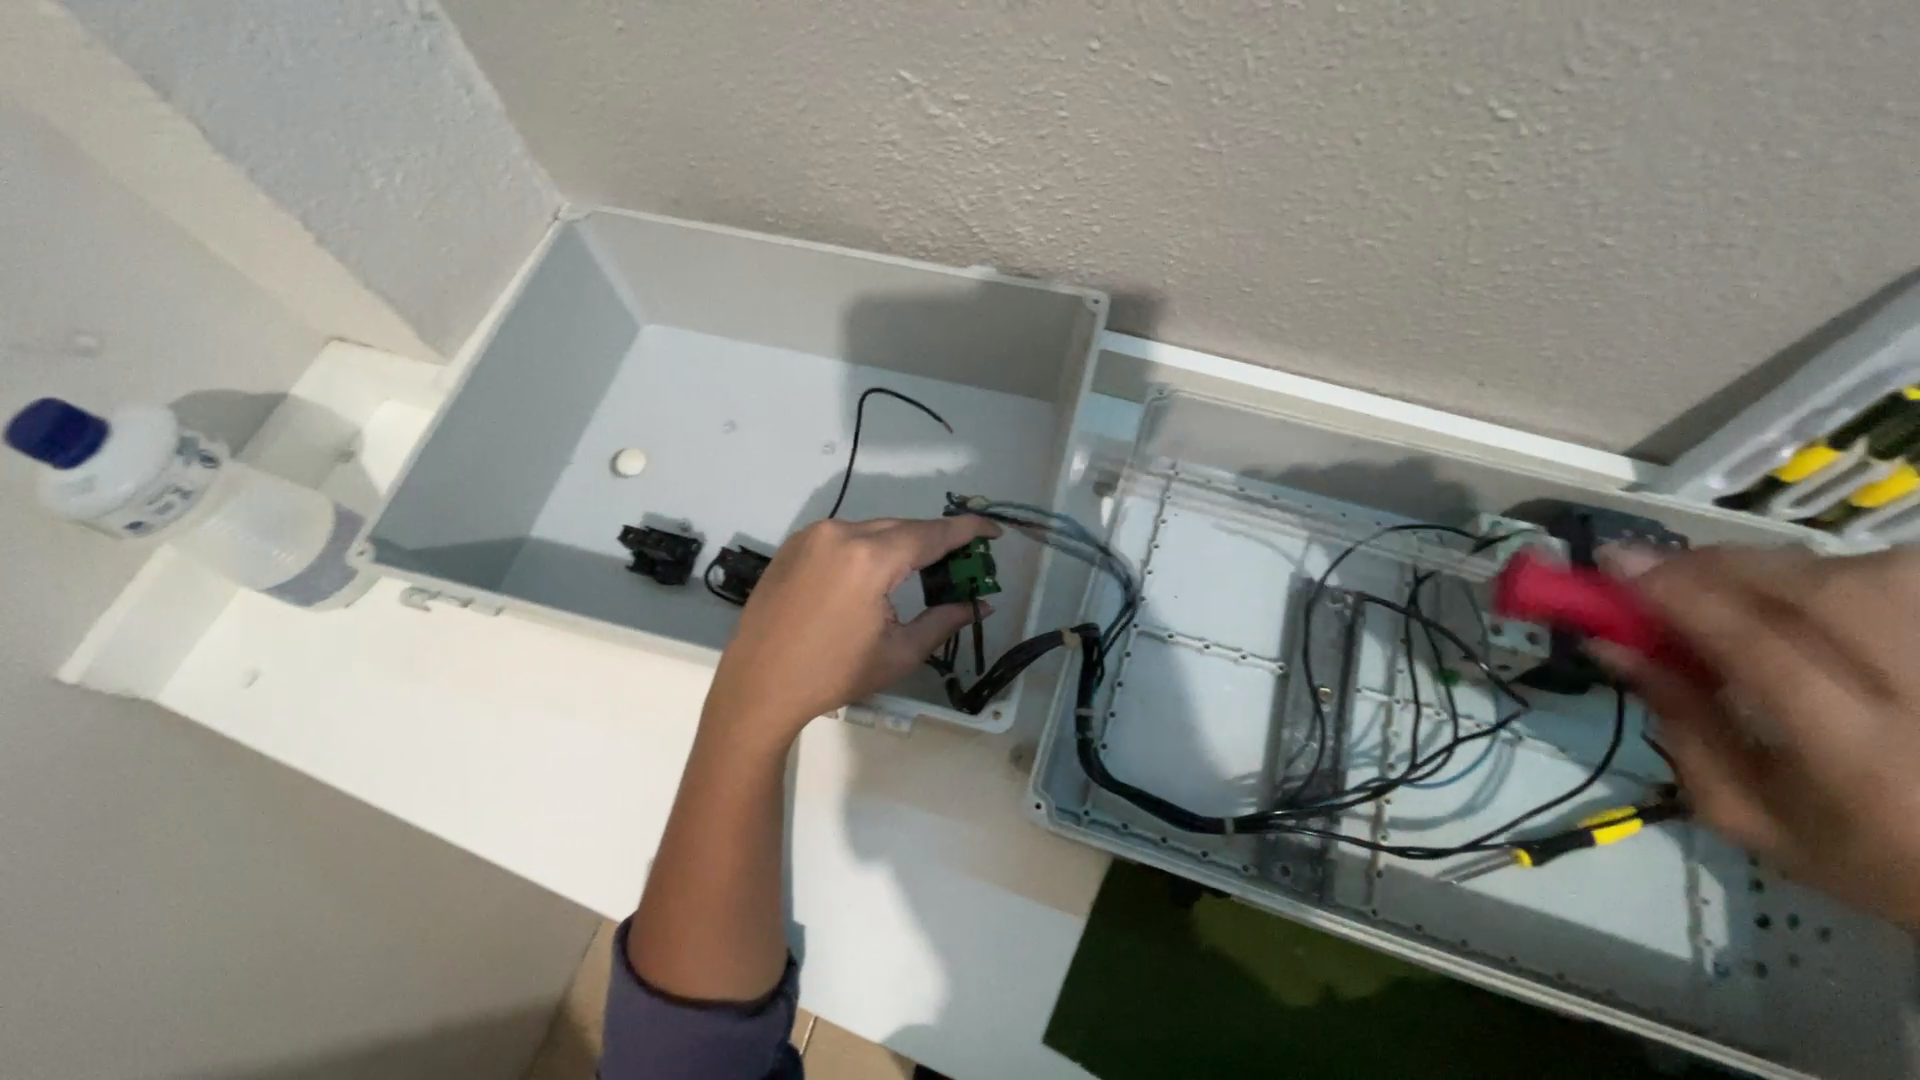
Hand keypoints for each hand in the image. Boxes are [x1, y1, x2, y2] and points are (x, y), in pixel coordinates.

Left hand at [702, 515, 1001, 745]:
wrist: (758, 685)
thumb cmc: (832, 675)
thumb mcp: (899, 652)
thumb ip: (944, 621)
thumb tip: (980, 605)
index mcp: (869, 559)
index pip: (931, 534)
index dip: (967, 530)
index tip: (994, 531)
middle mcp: (840, 534)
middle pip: (903, 528)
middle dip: (935, 541)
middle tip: (961, 562)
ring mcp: (812, 536)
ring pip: (872, 530)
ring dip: (900, 545)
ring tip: (921, 571)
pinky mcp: (793, 546)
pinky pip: (844, 537)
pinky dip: (868, 548)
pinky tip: (876, 576)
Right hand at [1593, 545, 1919, 926]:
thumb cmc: (1864, 858)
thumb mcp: (1751, 815)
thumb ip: (1680, 726)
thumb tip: (1612, 645)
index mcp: (1855, 758)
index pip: (1757, 648)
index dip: (1678, 595)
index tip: (1614, 563)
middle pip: (1823, 592)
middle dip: (1725, 566)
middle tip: (1661, 566)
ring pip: (1877, 572)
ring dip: (1788, 569)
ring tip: (1742, 591)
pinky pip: (1910, 579)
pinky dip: (1852, 575)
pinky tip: (1820, 600)